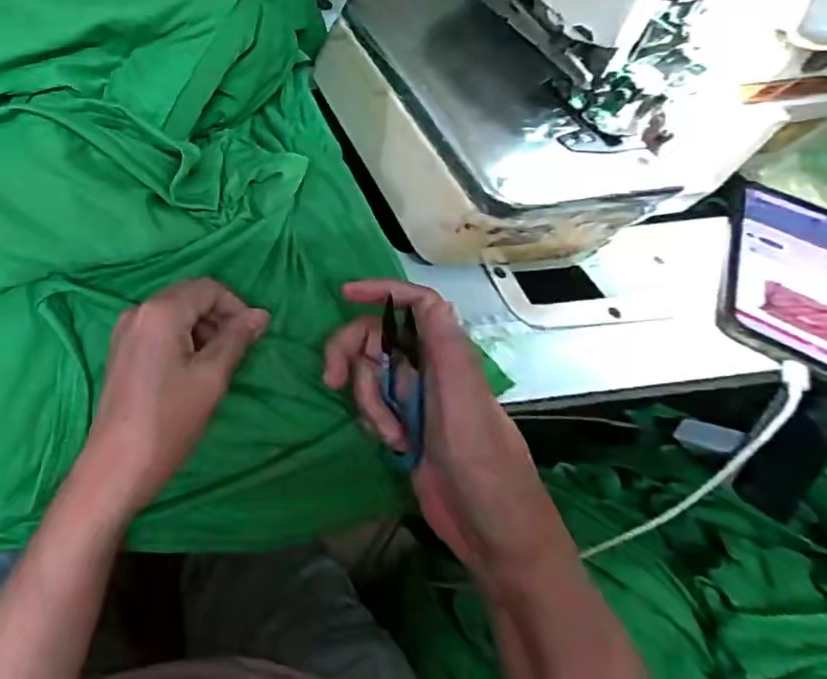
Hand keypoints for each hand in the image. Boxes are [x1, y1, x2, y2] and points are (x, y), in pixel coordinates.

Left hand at [83, 278, 269, 511]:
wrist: (116, 465)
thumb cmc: (169, 420)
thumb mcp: (211, 378)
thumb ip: (236, 339)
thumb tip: (260, 314)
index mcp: (160, 310)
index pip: (208, 288)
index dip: (235, 306)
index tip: (252, 336)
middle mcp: (138, 310)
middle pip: (188, 295)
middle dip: (218, 315)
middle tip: (237, 350)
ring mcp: (125, 329)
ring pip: (173, 311)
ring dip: (200, 327)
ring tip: (216, 364)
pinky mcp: (120, 349)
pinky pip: (157, 328)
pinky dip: (180, 337)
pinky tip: (190, 369)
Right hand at [323, 280, 565, 593]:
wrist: (494, 535)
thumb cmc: (485, 468)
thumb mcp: (465, 405)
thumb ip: (447, 350)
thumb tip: (429, 299)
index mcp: (449, 356)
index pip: (416, 305)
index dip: (382, 290)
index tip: (345, 294)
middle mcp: (430, 369)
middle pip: (378, 336)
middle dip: (350, 354)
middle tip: (332, 380)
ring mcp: (417, 398)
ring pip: (370, 372)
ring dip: (366, 399)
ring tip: (388, 434)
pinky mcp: (405, 425)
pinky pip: (372, 404)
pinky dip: (371, 419)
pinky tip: (390, 444)